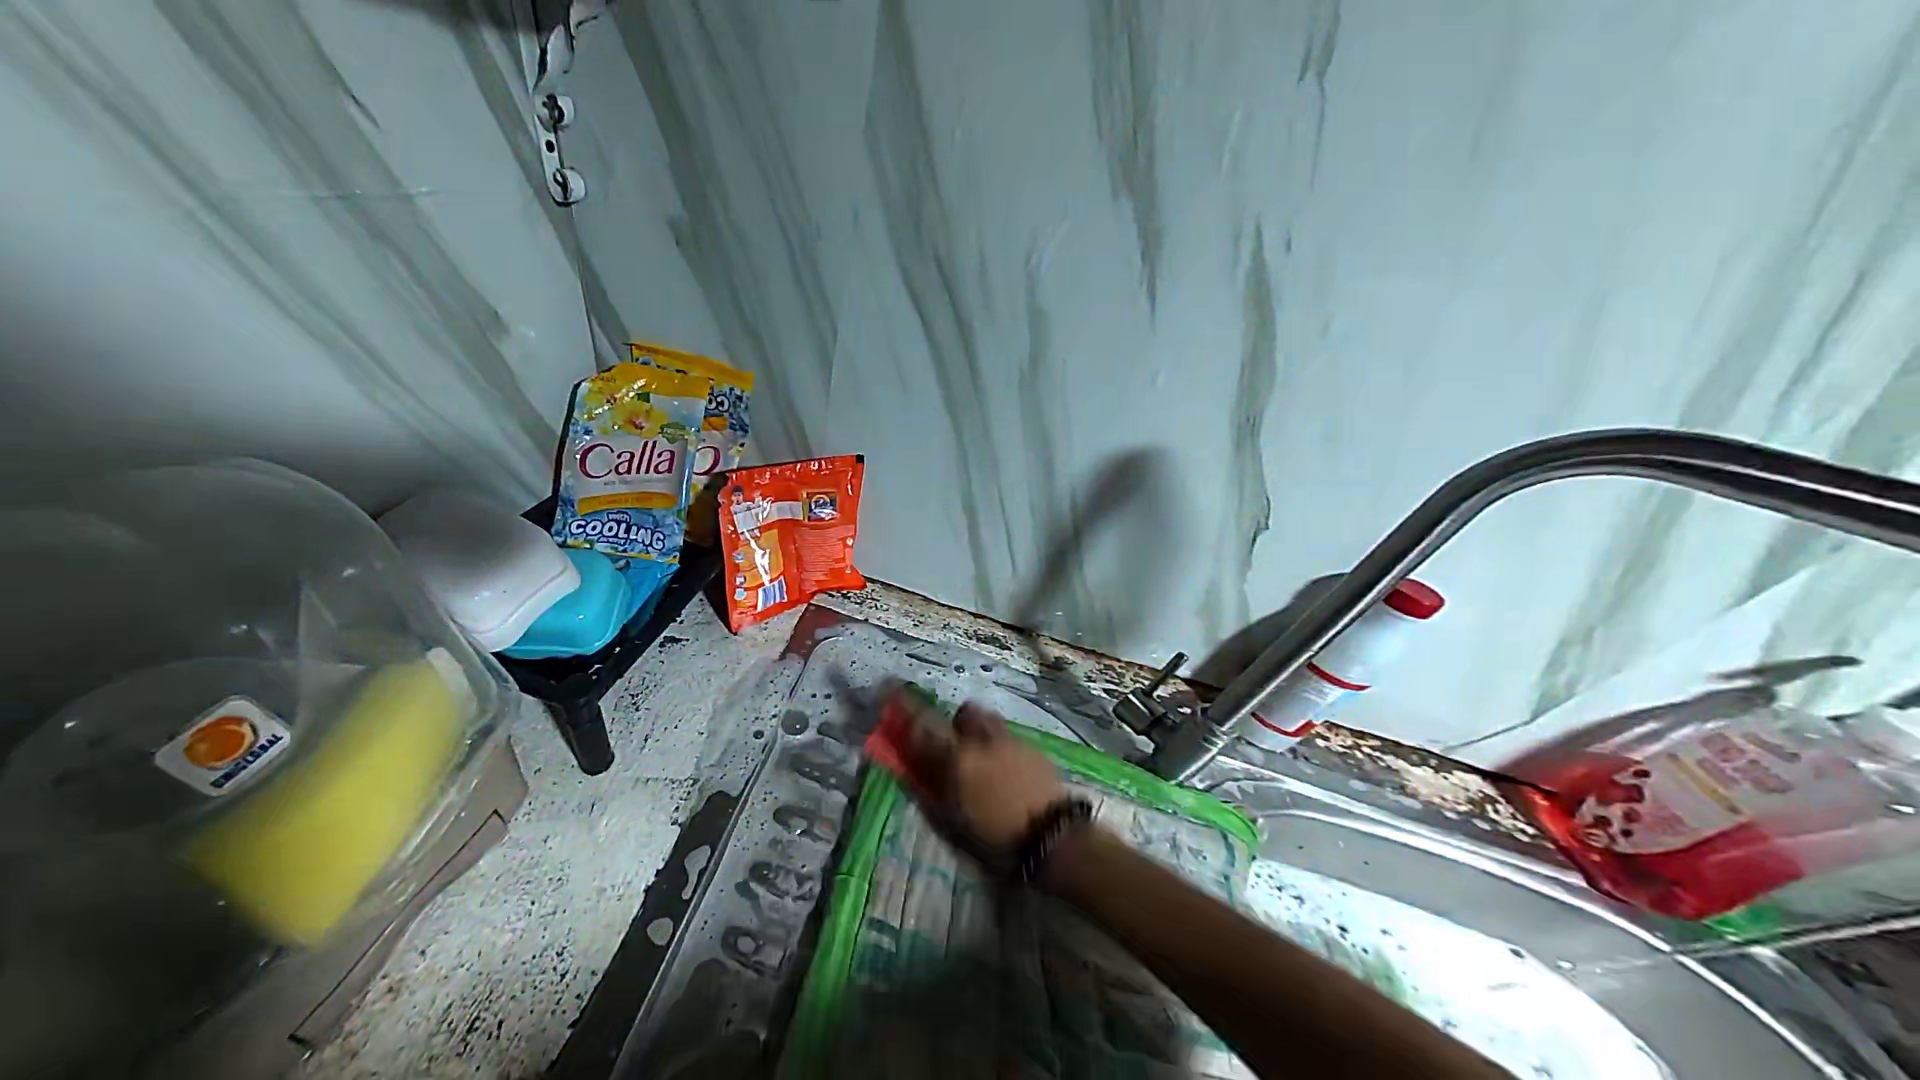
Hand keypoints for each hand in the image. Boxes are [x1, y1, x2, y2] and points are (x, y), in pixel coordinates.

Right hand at [889, 688, 1066, 855]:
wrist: (1052, 837)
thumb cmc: (994, 836)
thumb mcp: (950, 820)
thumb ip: (925, 787)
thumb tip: (904, 766)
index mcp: (959, 756)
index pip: (923, 722)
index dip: (904, 704)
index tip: (890, 689)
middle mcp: (984, 739)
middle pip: (965, 713)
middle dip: (955, 723)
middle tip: (952, 747)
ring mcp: (1013, 741)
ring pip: (990, 722)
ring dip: (979, 732)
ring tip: (981, 759)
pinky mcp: (1036, 750)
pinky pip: (1009, 737)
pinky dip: (1000, 747)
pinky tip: (1006, 772)